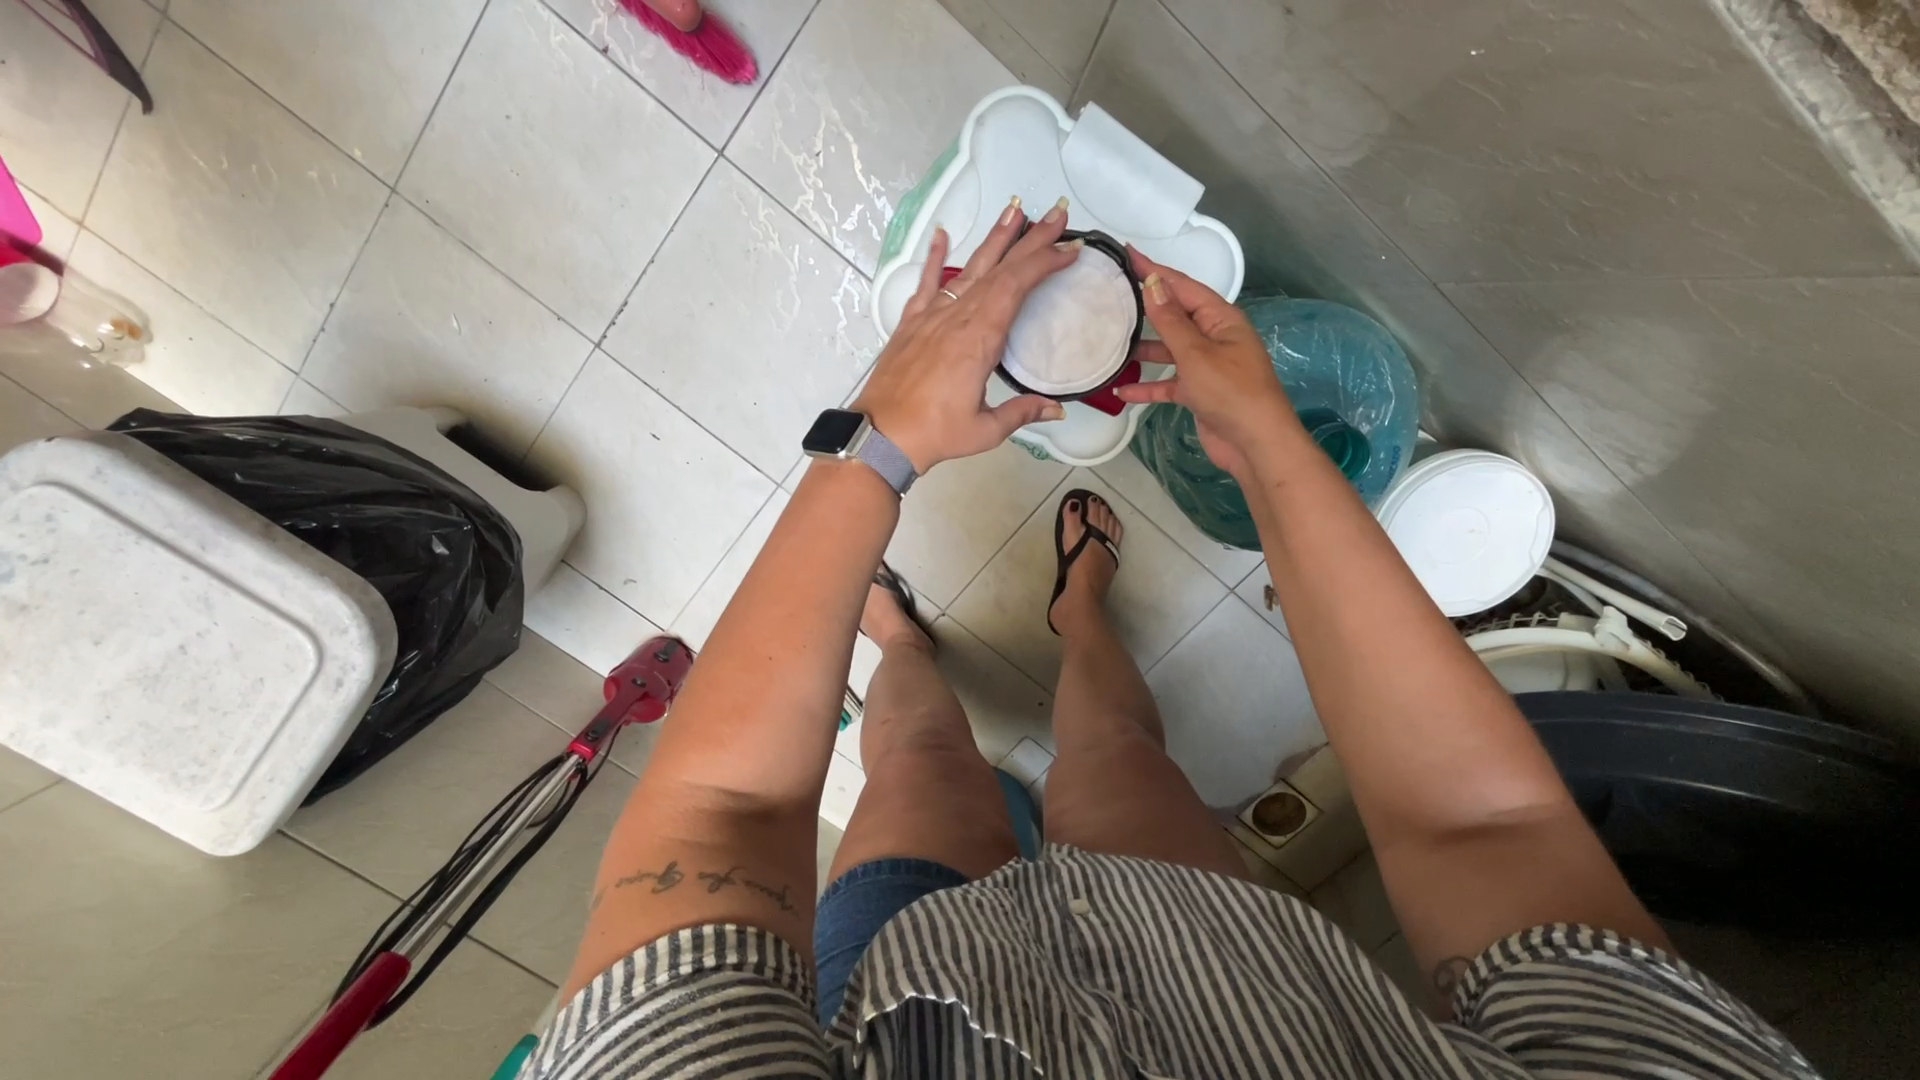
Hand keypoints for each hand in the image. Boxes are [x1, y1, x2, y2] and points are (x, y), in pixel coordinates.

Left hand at [852, 198, 1079, 472]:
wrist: (880, 436)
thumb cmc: (934, 434)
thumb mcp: (985, 429)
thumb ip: (1021, 412)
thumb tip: (1055, 410)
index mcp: (979, 339)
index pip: (1016, 287)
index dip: (1043, 263)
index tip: (1068, 250)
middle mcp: (956, 318)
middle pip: (999, 269)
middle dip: (1029, 240)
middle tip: (1055, 215)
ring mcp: (931, 318)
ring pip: (969, 270)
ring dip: (993, 240)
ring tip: (1014, 211)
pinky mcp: (910, 325)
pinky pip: (926, 284)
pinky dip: (935, 258)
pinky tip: (942, 234)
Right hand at [1114, 249, 1295, 478]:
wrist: (1255, 443)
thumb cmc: (1231, 392)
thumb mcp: (1196, 353)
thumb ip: (1170, 320)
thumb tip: (1152, 284)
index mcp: (1221, 319)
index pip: (1183, 287)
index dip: (1155, 271)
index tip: (1127, 254)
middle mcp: (1214, 337)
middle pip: (1175, 316)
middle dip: (1146, 308)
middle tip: (1112, 294)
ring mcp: (1207, 366)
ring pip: (1169, 350)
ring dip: (1143, 349)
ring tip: (1111, 342)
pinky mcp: (1199, 393)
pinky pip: (1168, 383)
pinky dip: (1148, 386)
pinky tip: (1123, 391)